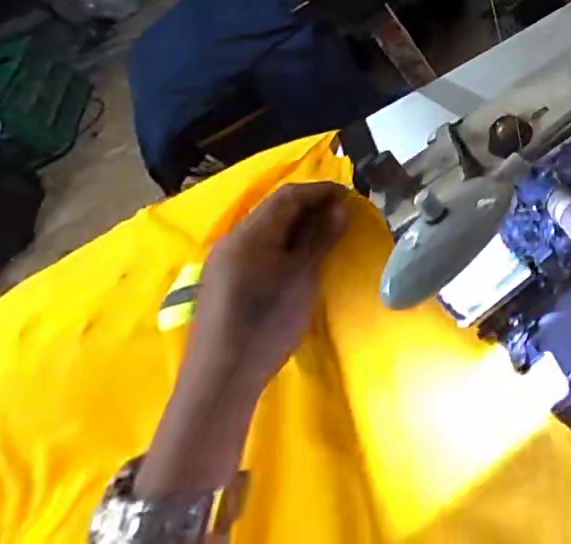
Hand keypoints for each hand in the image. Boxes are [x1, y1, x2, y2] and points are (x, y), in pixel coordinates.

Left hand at [197, 180, 351, 384]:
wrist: (220, 380)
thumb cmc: (267, 323)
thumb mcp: (302, 277)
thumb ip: (320, 237)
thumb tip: (339, 207)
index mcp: (249, 233)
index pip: (289, 195)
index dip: (321, 190)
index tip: (350, 196)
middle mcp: (232, 238)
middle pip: (274, 207)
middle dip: (309, 204)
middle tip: (341, 213)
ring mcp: (223, 259)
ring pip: (265, 226)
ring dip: (296, 222)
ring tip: (325, 231)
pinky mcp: (222, 279)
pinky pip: (256, 244)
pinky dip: (281, 240)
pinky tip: (296, 255)